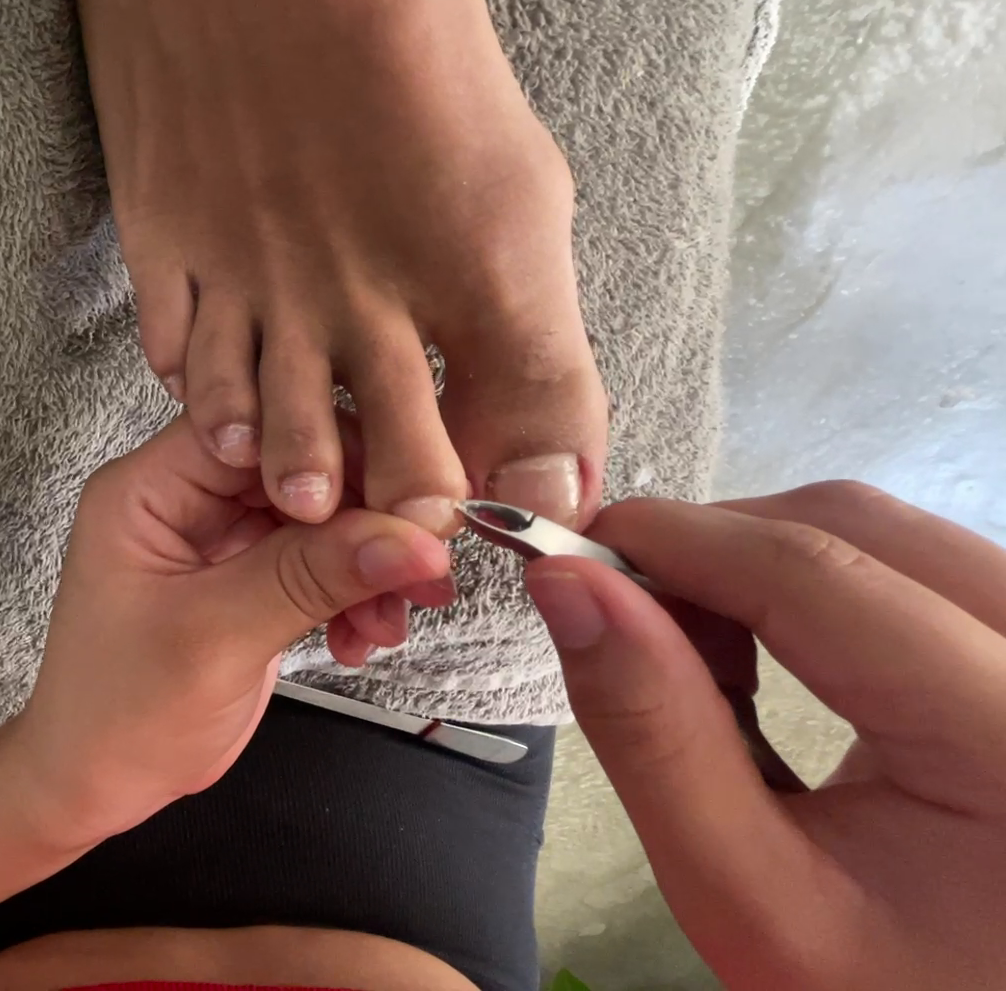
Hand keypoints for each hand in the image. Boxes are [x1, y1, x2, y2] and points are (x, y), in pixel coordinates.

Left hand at [7, 415, 450, 843]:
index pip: (249, 428)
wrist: (100, 781)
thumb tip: (416, 540)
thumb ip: (311, 578)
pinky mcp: (241, 577)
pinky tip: (362, 639)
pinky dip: (347, 595)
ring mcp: (213, 538)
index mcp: (146, 487)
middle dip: (361, 520)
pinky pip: (311, 562)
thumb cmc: (126, 708)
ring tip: (389, 625)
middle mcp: (180, 498)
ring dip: (363, 565)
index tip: (403, 502)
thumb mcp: (216, 636)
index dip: (329, 454)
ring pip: (312, 519)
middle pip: (291, 471)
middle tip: (423, 572)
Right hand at [68, 0, 606, 531]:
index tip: (512, 521)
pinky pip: (174, 346)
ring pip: (259, 415)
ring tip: (295, 496)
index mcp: (467, 255)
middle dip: (398, 503)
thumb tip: (544, 457)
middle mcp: (349, 286)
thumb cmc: (410, 38)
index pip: (518, 421)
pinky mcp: (163, 242)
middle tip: (399, 539)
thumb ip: (530, 330)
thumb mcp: (518, 179)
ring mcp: (242, 269)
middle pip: (380, 444)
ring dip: (286, 467)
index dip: (521, 491)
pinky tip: (207, 407)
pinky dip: (193, 390)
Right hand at [525, 482, 1005, 989]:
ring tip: (691, 645)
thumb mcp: (738, 888)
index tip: (560, 557)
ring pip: (886, 535)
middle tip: (619, 608)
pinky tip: (764, 648)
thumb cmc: (880, 984)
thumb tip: (562, 581)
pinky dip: (804, 580)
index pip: (813, 575)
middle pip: (858, 528)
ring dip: (751, 560)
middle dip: (704, 544)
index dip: (665, 541)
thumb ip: (645, 727)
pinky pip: (914, 566)